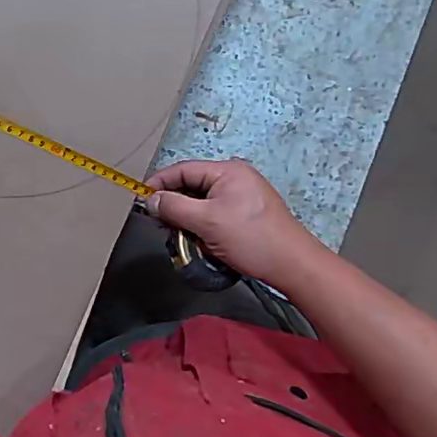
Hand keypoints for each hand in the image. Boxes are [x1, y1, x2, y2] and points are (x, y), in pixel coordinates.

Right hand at [144, 159, 327, 281]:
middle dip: (175, 205)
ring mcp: (243, 195)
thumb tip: (151, 200)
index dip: (159, 183)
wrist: (294, 266)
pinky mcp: (247, 213)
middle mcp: (235, 177)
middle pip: (191, 185)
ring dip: (189, 219)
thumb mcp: (206, 221)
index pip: (183, 170)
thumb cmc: (251, 239)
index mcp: (227, 171)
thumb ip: (174, 207)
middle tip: (163, 224)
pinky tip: (202, 241)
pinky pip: (215, 213)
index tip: (142, 200)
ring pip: (202, 202)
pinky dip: (203, 225)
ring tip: (184, 237)